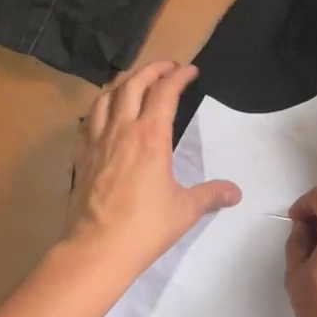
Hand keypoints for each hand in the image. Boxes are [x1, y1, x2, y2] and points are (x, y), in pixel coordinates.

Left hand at [68, 61, 240, 265]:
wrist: (96, 249)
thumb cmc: (144, 227)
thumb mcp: (185, 210)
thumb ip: (211, 195)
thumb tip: (235, 192)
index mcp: (150, 136)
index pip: (165, 92)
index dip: (179, 76)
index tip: (191, 71)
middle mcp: (122, 130)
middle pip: (133, 84)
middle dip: (152, 69)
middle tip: (168, 67)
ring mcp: (97, 141)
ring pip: (107, 96)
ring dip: (125, 82)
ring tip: (137, 83)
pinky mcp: (82, 155)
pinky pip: (90, 118)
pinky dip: (102, 105)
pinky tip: (107, 112)